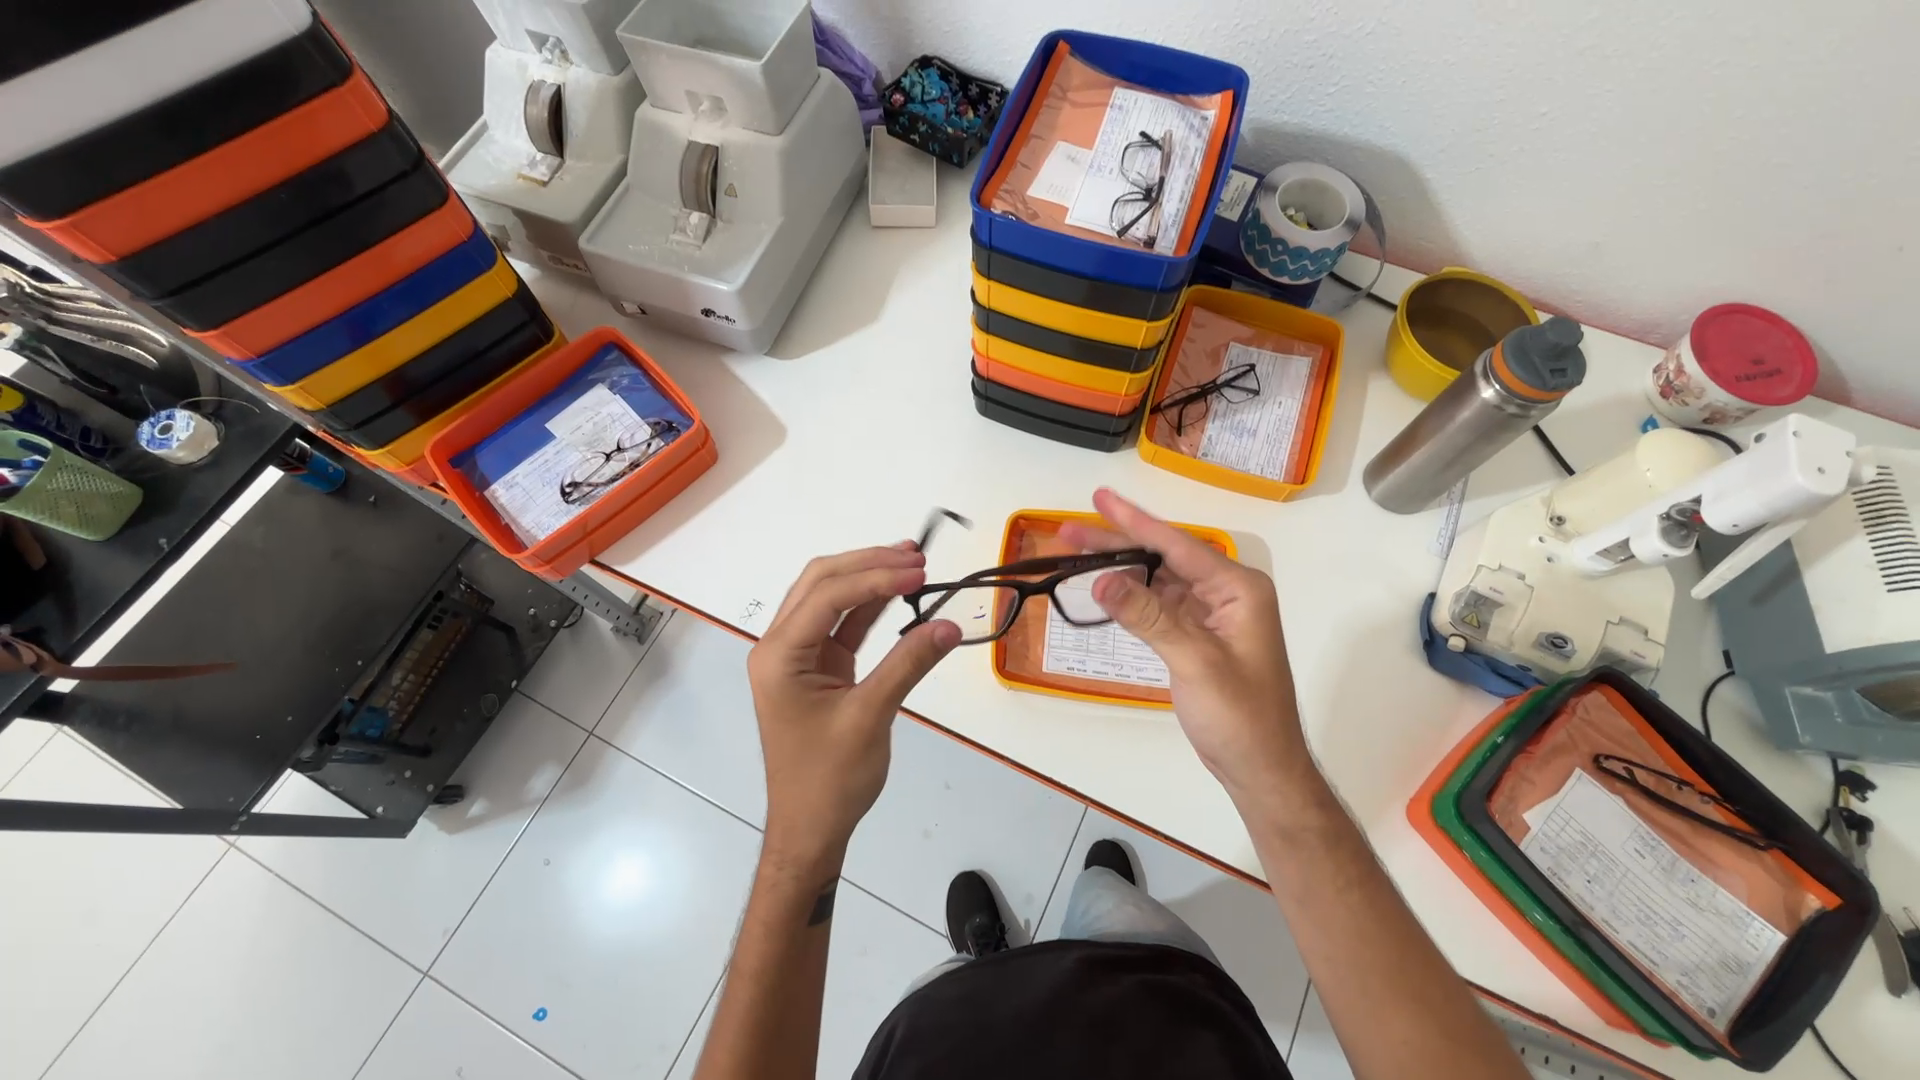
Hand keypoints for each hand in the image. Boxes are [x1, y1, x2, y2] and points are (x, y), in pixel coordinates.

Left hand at [746, 544, 960, 864]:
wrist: (810, 827)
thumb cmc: (830, 779)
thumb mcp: (870, 717)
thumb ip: (908, 664)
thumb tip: (950, 624)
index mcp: (779, 656)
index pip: (826, 596)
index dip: (874, 577)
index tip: (920, 573)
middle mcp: (780, 647)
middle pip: (820, 584)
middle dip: (867, 564)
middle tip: (917, 558)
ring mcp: (798, 656)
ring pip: (829, 598)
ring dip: (868, 579)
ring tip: (913, 565)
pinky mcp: (817, 668)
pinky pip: (841, 625)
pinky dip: (870, 607)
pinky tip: (900, 594)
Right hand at [1059, 489, 1310, 804]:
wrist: (1260, 767)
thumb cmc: (1239, 716)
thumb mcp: (1194, 662)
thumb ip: (1148, 617)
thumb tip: (1101, 580)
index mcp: (1238, 589)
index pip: (1178, 545)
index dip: (1134, 521)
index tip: (1099, 498)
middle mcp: (1226, 593)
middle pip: (1165, 557)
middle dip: (1118, 542)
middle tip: (1070, 530)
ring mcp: (1211, 614)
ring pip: (1159, 579)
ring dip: (1121, 568)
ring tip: (1077, 553)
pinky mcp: (1197, 635)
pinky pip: (1159, 604)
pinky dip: (1131, 596)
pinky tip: (1105, 588)